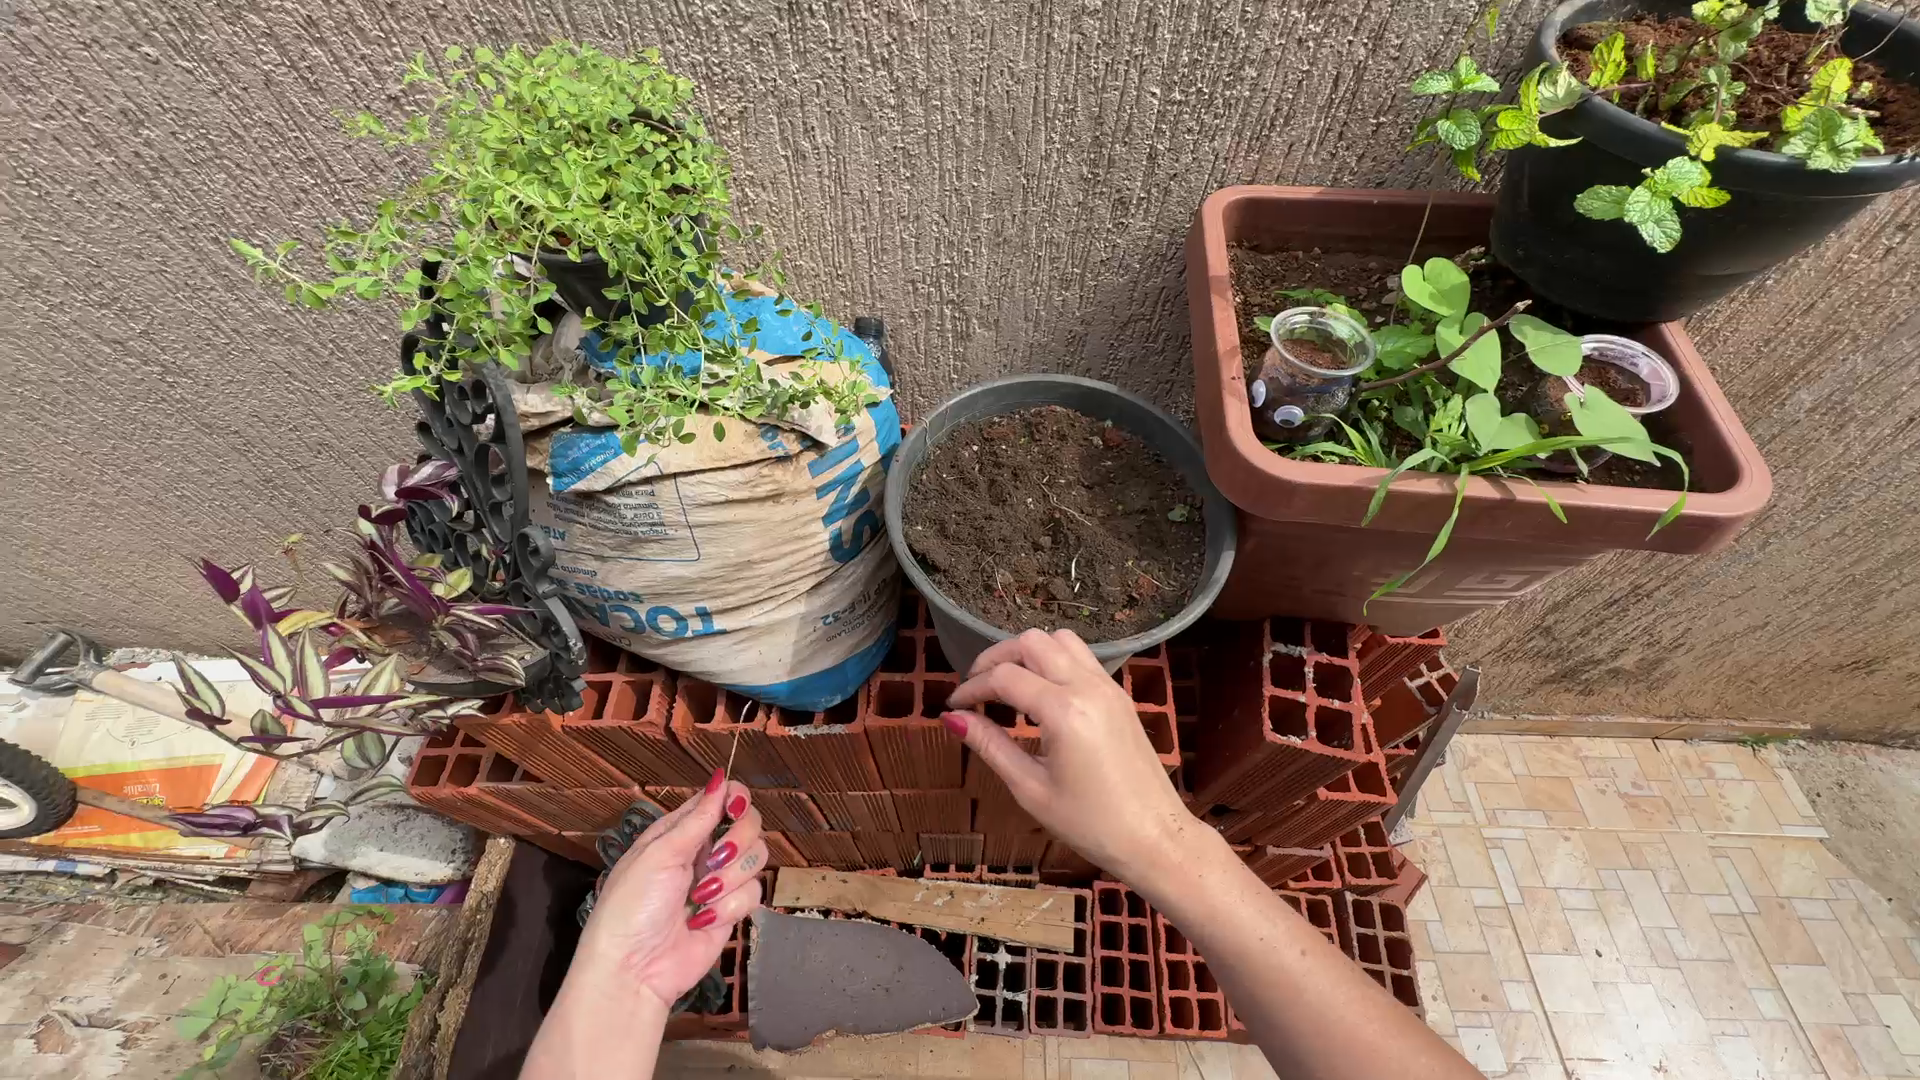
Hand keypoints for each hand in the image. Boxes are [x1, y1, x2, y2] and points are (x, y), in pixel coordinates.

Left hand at [571, 770, 766, 1010]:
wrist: (633, 972)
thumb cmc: (632, 907)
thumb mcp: (659, 855)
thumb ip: (697, 818)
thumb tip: (720, 777)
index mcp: (682, 831)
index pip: (723, 798)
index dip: (736, 798)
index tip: (734, 810)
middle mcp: (705, 850)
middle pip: (749, 823)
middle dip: (737, 841)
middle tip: (714, 860)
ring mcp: (721, 880)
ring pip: (756, 857)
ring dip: (729, 879)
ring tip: (701, 897)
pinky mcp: (733, 909)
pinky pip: (753, 892)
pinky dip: (729, 907)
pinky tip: (703, 920)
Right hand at [942, 629, 1201, 883]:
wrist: (1155, 838)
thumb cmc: (1090, 824)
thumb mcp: (1031, 789)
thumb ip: (991, 745)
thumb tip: (952, 718)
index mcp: (1064, 711)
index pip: (1005, 677)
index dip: (972, 687)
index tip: (954, 705)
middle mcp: (1087, 686)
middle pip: (1031, 642)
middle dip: (997, 658)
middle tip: (977, 689)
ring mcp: (1108, 686)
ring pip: (1059, 640)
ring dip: (1028, 653)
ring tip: (1009, 686)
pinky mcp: (1119, 694)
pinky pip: (1081, 656)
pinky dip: (1053, 661)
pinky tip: (1041, 693)